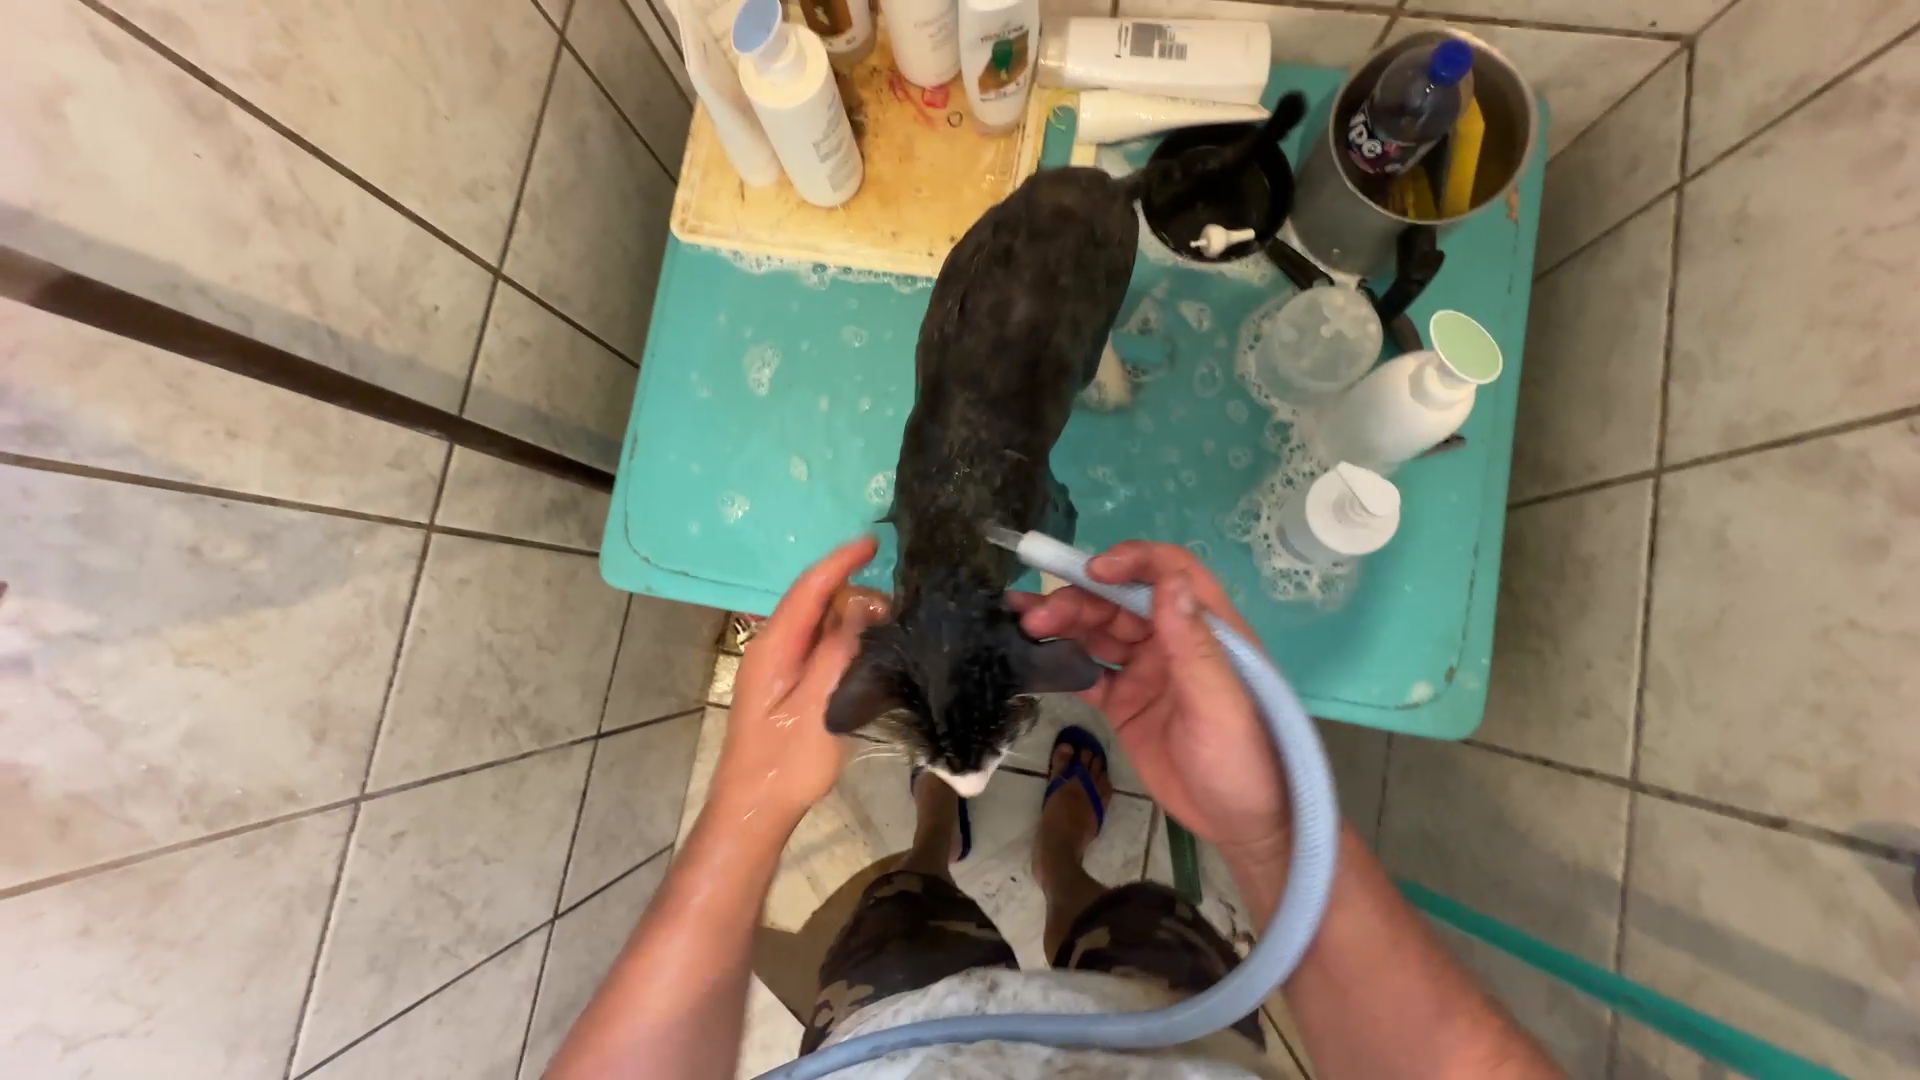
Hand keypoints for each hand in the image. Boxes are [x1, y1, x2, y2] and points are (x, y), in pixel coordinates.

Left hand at [712, 536, 887, 829]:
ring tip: (892, 626)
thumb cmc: (786, 762)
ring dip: (853, 618)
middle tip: (897, 609)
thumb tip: (862, 603)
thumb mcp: (818, 705)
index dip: (840, 561)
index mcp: (774, 645)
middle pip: (816, 602)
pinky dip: (847, 639)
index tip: (873, 543)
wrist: (754, 809)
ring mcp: (780, 666)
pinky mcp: (790, 685)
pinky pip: (821, 647)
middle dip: (855, 594)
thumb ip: (839, 650)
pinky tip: (871, 649)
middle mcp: (774, 647)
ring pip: (820, 625)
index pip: (809, 588)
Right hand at [1010, 542, 1289, 871]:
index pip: (1168, 572)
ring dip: (1060, 625)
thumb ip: (1193, 643)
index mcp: (1204, 628)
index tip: (1093, 572)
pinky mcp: (1124, 701)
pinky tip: (1033, 660)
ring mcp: (1145, 670)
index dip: (1131, 561)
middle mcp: (1171, 640)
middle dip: (1076, 601)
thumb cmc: (1243, 760)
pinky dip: (1060, 662)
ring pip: (1097, 632)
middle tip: (1036, 618)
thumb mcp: (1221, 702)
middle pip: (1117, 602)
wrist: (1239, 825)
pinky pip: (1087, 671)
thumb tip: (1169, 579)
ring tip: (1023, 626)